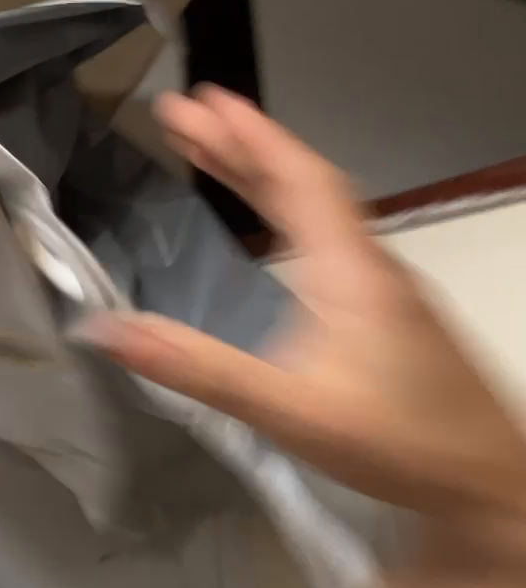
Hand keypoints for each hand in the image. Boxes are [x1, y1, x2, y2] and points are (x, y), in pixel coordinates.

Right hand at [83, 86, 525, 528]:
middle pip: (300, 184)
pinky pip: (314, 229)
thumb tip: (101, 328)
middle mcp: (366, 265)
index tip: (203, 100)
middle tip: (182, 108)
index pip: (299, 183)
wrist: (494, 488)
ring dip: (254, 167)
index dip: (251, 137)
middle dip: (239, 140)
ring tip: (202, 142)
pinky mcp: (372, 305)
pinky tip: (252, 210)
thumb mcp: (285, 409)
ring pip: (310, 205)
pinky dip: (273, 200)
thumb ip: (193, 366)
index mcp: (350, 274)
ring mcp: (374, 284)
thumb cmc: (395, 443)